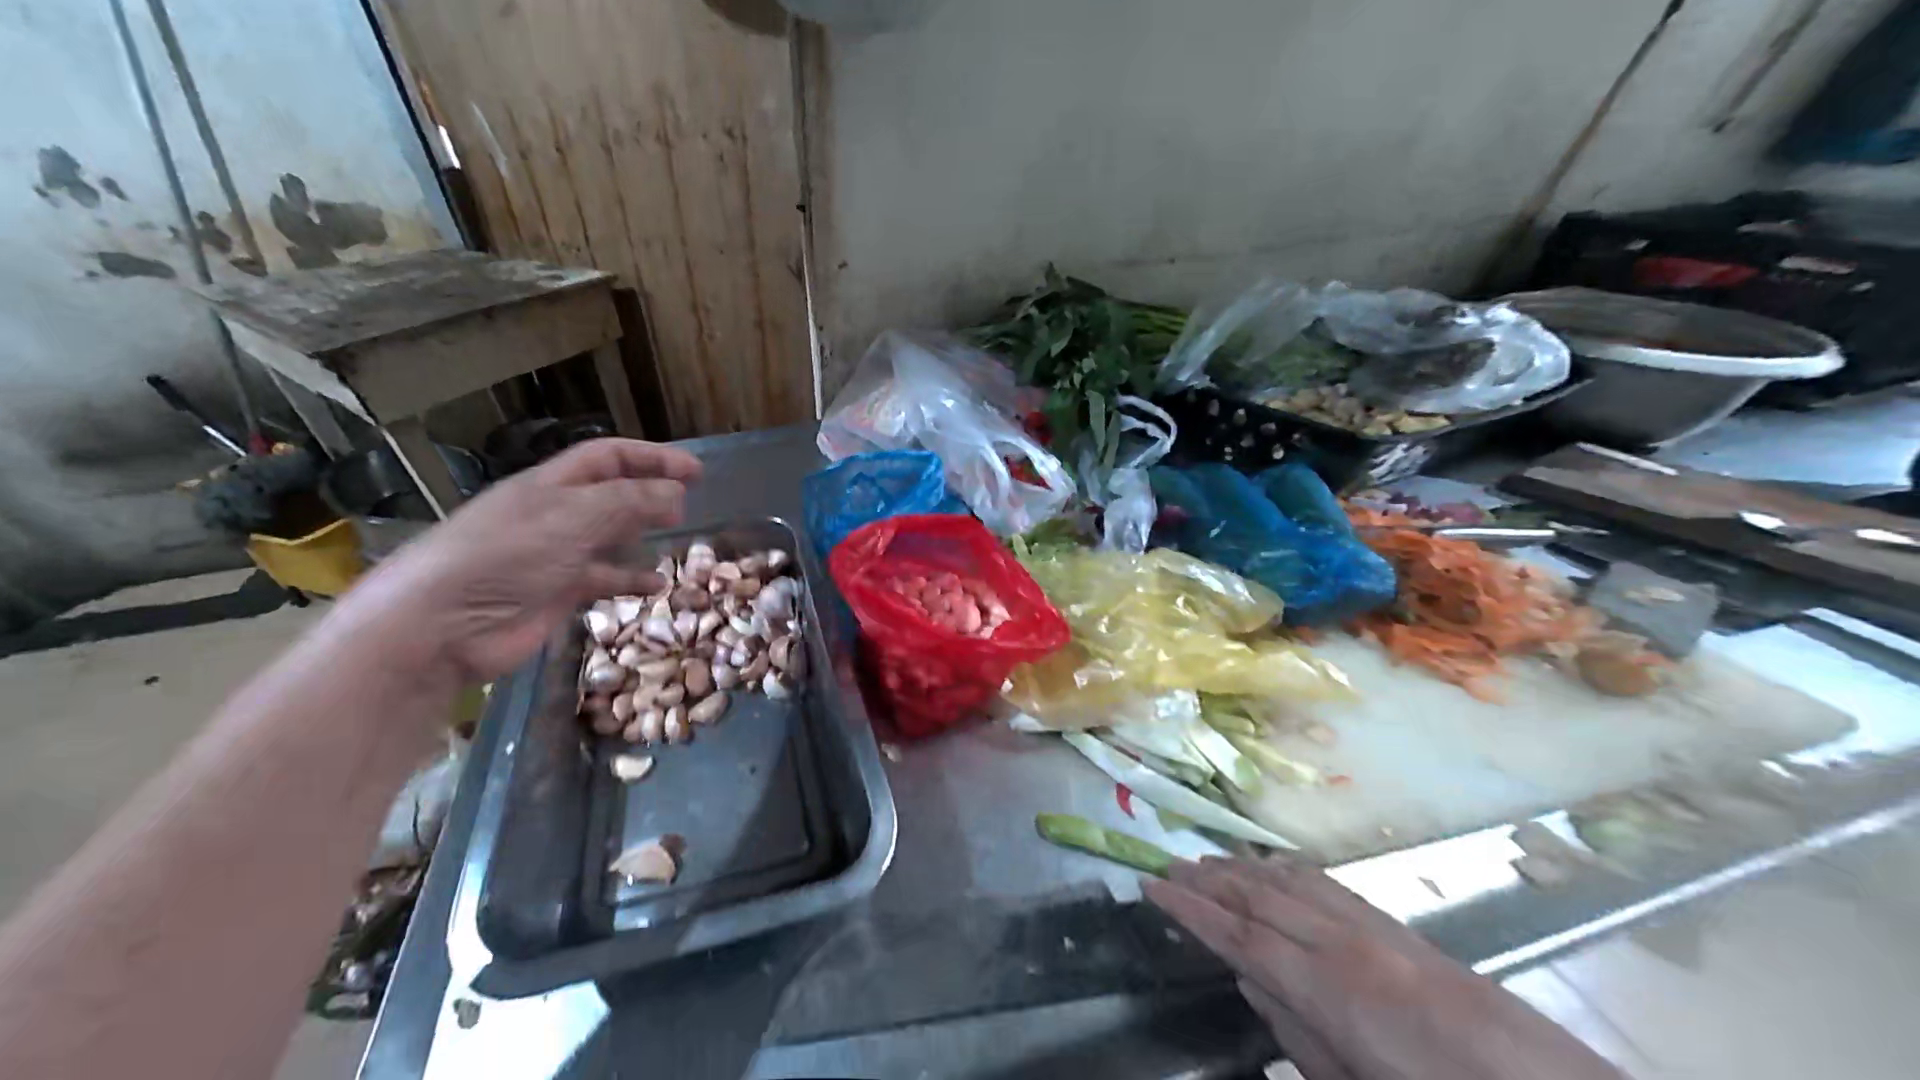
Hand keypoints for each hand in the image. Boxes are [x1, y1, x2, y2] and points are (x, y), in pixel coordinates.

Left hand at [340, 438, 702, 681]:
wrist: (443, 626)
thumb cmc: (507, 556)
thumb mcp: (573, 517)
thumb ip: (629, 501)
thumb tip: (676, 492)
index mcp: (551, 485)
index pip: (608, 457)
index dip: (652, 457)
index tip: (694, 470)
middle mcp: (554, 514)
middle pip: (610, 493)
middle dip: (649, 492)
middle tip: (688, 503)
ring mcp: (554, 555)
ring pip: (609, 536)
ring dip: (641, 534)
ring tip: (676, 537)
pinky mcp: (556, 592)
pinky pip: (602, 579)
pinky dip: (630, 579)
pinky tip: (656, 586)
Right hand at [1144, 856, 1623, 1079]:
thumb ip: (1297, 1037)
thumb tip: (1252, 982)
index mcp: (1330, 992)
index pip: (1239, 936)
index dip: (1190, 910)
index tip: (1150, 885)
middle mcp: (1344, 945)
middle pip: (1258, 897)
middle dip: (1208, 879)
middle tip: (1168, 865)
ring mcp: (1373, 929)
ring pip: (1289, 882)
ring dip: (1241, 868)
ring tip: (1206, 860)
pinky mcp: (1399, 927)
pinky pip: (1326, 884)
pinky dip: (1285, 869)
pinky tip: (1272, 867)